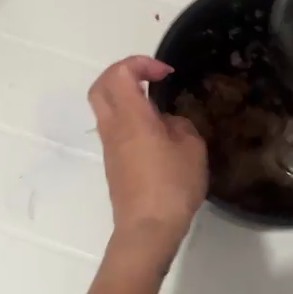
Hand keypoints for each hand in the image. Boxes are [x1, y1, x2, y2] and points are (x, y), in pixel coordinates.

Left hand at [88, 57, 207, 247]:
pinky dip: (129, 118)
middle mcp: (113, 128)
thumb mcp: (192, 149)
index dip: (141, 63)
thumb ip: (179, 125)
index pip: (120, 73)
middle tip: (151, 79)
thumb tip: (166, 123)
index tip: (166, 75)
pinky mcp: (113, 163)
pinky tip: (155, 134)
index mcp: (131, 118)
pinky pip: (114, 128)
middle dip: (124, 73)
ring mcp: (110, 147)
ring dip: (126, 97)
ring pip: (105, 107)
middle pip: (101, 86)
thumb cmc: (172, 187)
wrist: (147, 230)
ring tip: (157, 108)